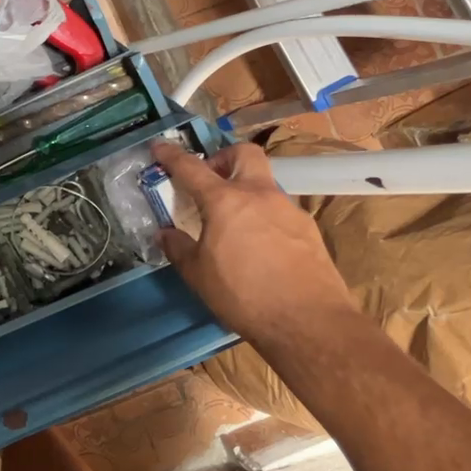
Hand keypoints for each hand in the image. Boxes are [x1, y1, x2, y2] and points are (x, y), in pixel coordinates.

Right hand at [151, 141, 358, 345]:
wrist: (311, 324)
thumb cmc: (244, 295)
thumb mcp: (198, 274)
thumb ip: (178, 248)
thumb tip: (165, 234)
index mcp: (225, 201)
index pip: (191, 167)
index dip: (171, 155)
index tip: (158, 146)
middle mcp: (259, 196)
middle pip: (244, 154)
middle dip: (223, 157)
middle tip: (210, 179)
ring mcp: (288, 211)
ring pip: (264, 185)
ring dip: (245, 192)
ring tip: (233, 224)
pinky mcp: (309, 231)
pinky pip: (280, 213)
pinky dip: (264, 218)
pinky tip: (260, 247)